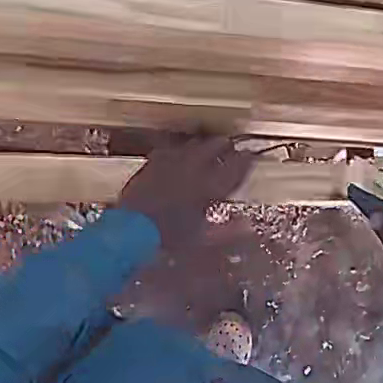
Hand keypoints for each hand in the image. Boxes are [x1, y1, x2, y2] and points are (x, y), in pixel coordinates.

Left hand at [115, 136, 255, 250]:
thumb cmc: (169, 237)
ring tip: (209, 148)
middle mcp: (193, 168)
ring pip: (194, 144)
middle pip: (215, 147)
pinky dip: (179, 150)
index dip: (246, 160)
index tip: (252, 156)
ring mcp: (172, 162)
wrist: (131, 228)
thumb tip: (247, 226)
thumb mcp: (202, 238)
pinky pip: (171, 149)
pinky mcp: (153, 162)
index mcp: (209, 186)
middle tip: (232, 148)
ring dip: (204, 145)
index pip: (235, 167)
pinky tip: (179, 154)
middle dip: (226, 146)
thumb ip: (228, 231)